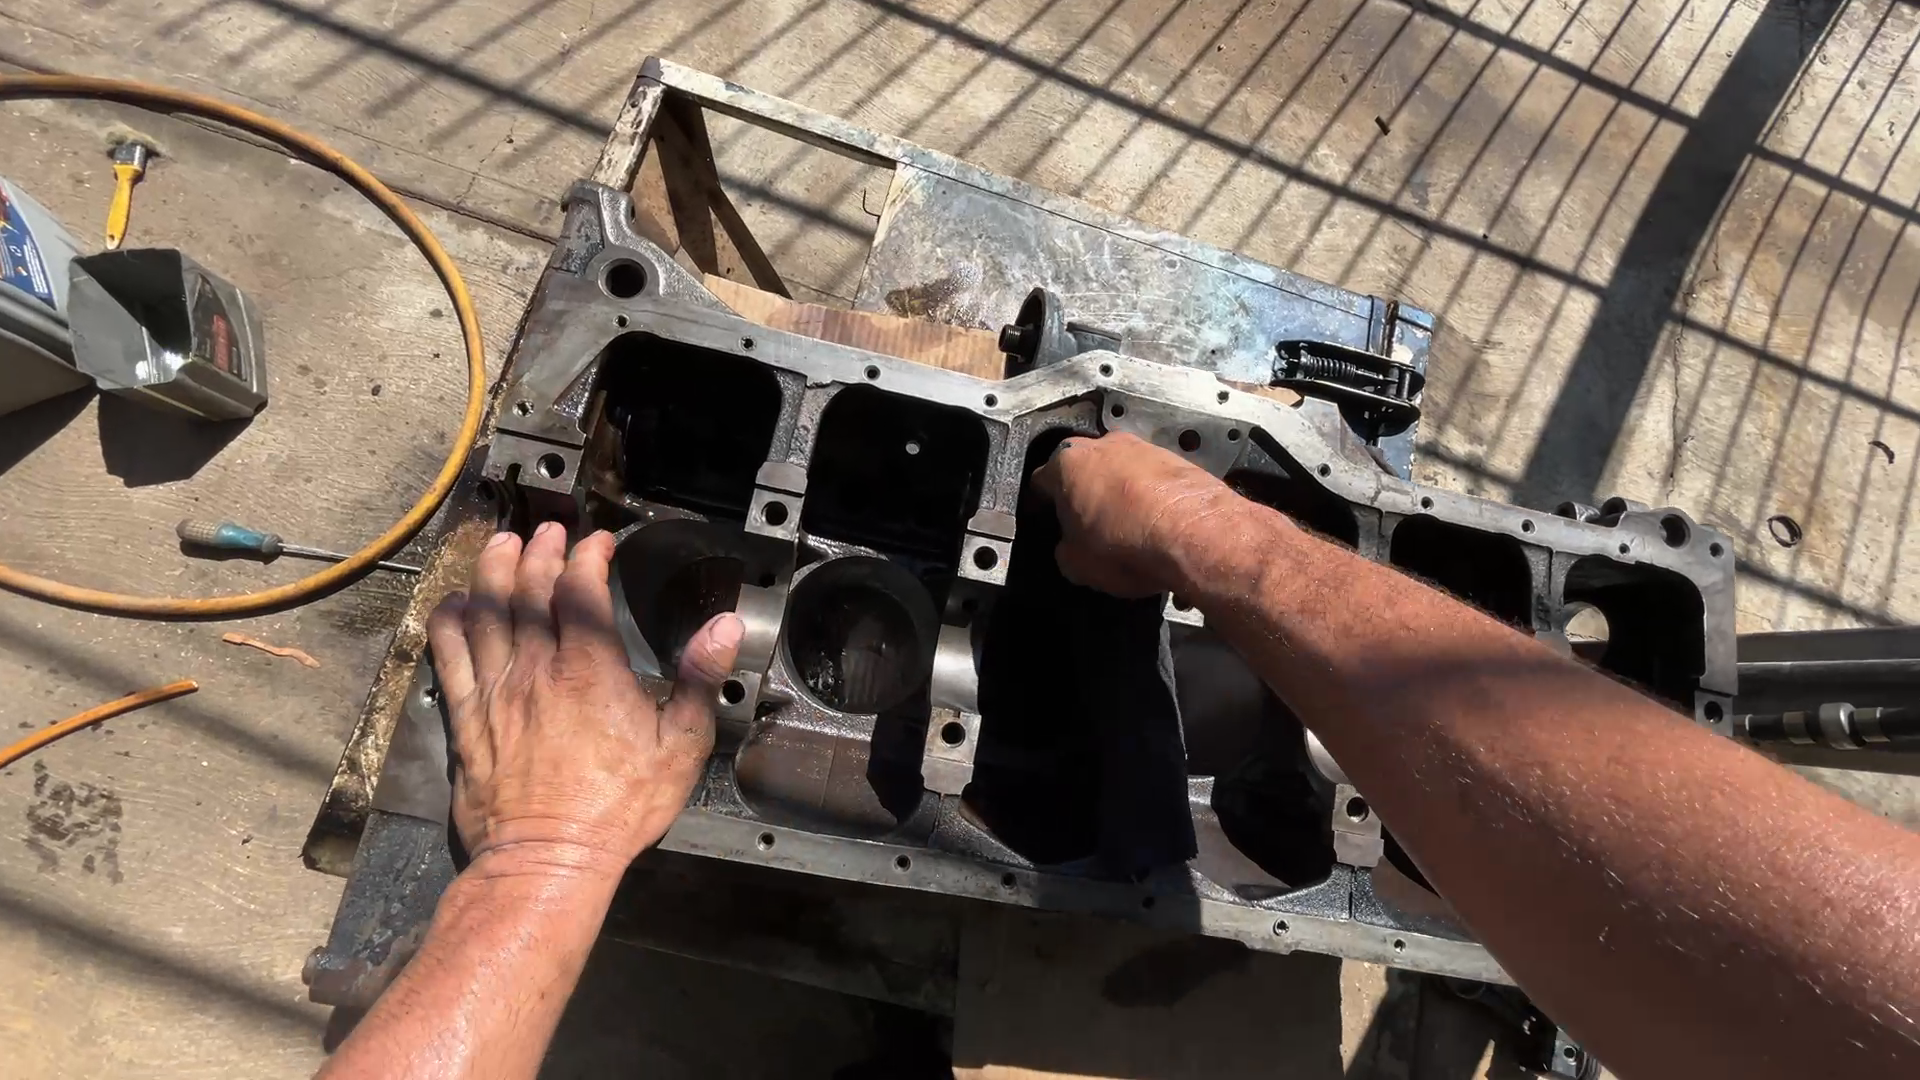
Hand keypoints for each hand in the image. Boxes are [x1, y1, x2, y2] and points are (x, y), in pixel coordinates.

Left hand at [426, 523, 742, 880]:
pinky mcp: (469, 719)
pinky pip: (449, 658)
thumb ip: (701, 679)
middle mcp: (538, 670)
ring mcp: (497, 692)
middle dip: (541, 552)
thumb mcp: (683, 743)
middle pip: (530, 592)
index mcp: (592, 670)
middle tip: (550, 530)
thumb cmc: (622, 802)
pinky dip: (448, 623)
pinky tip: (452, 602)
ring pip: (487, 614)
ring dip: (494, 572)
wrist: (549, 860)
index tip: (600, 543)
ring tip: (503, 544)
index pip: (582, 593)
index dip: (588, 557)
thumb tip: (725, 626)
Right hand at [1031, 431, 1239, 596]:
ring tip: (1125, 530)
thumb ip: (1063, 549)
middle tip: (1085, 527)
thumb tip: (1070, 548)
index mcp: (1066, 464)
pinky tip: (1153, 525)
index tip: (1045, 518)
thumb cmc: (1131, 545)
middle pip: (1081, 470)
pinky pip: (1151, 479)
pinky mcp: (1176, 459)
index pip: (1039, 482)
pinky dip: (1148, 497)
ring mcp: (1142, 448)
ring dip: (1117, 494)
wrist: (1195, 536)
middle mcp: (1103, 446)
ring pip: (1118, 471)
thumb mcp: (1075, 564)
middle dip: (1082, 494)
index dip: (1040, 505)